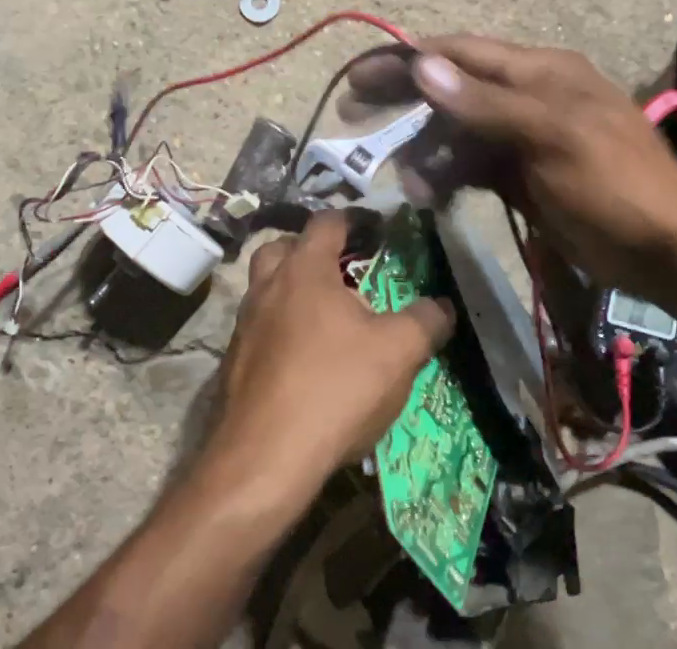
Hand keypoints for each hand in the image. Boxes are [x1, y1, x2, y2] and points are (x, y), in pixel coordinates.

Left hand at [204, 211, 454, 497]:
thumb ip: (425, 322)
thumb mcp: (398, 353)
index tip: (376, 229)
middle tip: (344, 270)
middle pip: (283, 249)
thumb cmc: (334, 389)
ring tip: (330, 317)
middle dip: (312, 251)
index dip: (353, 219)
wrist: (264, 456)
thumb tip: (442, 305)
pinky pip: (261, 328)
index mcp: (303, 270)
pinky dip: (282, 329)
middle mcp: (266, 287)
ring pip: (267, 289)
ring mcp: (244, 325)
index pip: (326, 222)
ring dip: (294, 291)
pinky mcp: (234, 361)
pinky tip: (306, 358)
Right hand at [345, 35, 676, 294]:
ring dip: (425, 152)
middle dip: (405, 101)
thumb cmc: (615, 184)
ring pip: (456, 132)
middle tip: (355, 115)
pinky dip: (446, 177)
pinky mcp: (521, 175)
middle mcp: (527, 96)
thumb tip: (422, 66)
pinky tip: (428, 196)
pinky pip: (470, 166)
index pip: (460, 53)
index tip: (359, 76)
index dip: (407, 60)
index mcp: (540, 72)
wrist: (667, 252)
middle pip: (451, 89)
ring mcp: (522, 138)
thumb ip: (485, 104)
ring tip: (406, 182)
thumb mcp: (553, 137)